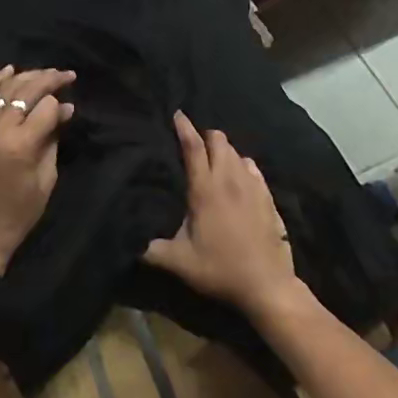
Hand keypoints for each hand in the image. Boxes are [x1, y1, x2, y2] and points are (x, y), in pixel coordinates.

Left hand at [0, 65, 74, 274]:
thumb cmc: (21, 211)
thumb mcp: (46, 177)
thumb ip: (54, 139)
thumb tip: (65, 110)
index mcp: (21, 144)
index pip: (46, 107)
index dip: (60, 106)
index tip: (69, 111)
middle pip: (26, 90)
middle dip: (49, 79)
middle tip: (68, 75)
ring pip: (5, 88)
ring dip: (26, 76)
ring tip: (46, 72)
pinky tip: (9, 70)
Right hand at [143, 111, 299, 315]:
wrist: (266, 284)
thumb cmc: (220, 269)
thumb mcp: (179, 262)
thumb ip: (151, 249)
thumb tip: (130, 240)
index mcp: (205, 189)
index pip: (193, 147)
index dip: (184, 127)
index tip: (177, 114)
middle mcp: (230, 179)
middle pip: (218, 140)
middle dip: (205, 136)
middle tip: (193, 144)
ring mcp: (252, 185)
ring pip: (237, 151)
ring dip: (224, 150)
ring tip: (214, 161)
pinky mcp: (268, 196)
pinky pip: (253, 167)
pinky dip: (242, 165)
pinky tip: (238, 177)